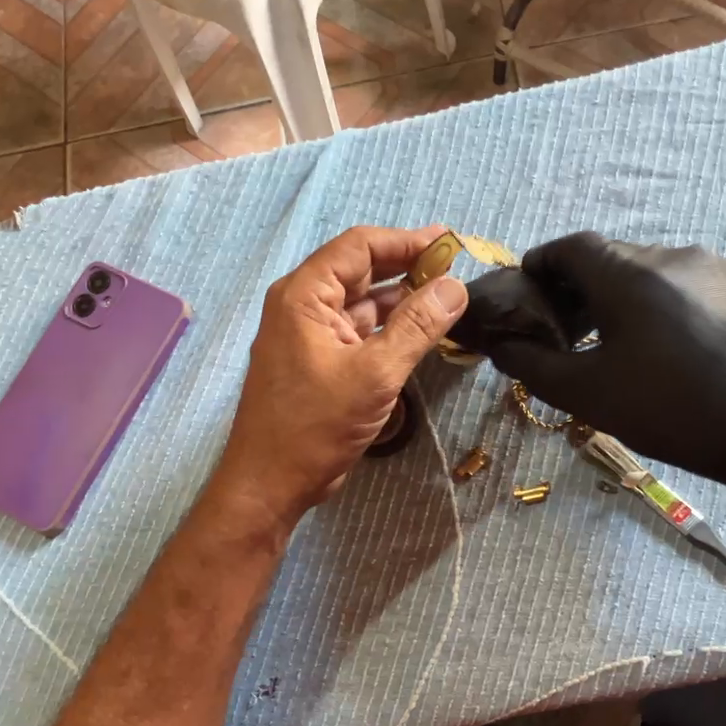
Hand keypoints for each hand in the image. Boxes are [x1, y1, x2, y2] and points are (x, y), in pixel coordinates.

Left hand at [211, 226, 468, 527]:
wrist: (270, 484)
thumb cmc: (315, 426)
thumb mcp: (375, 374)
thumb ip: (417, 327)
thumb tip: (455, 286)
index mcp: (303, 296)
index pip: (358, 247)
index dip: (405, 241)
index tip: (449, 243)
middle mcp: (302, 308)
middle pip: (359, 272)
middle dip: (405, 268)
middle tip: (454, 268)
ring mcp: (308, 338)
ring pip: (360, 306)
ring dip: (400, 302)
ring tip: (446, 299)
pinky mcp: (317, 366)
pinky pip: (357, 335)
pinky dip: (387, 331)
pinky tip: (419, 333)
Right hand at [478, 232, 725, 531]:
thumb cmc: (670, 408)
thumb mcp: (588, 394)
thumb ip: (533, 365)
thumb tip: (502, 346)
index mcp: (627, 273)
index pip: (569, 246)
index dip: (541, 264)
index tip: (528, 291)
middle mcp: (673, 255)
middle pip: (613, 259)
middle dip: (582, 288)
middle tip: (570, 330)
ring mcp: (720, 269)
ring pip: (656, 274)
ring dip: (629, 300)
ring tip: (624, 345)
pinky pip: (695, 289)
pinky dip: (671, 309)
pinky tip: (678, 351)